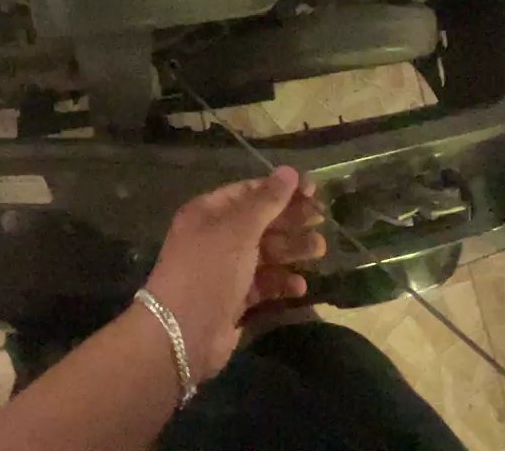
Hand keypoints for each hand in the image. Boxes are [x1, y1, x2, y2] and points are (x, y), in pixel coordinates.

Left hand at [142, 166, 325, 381]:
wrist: (181, 333)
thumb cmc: (209, 270)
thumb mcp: (238, 230)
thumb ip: (266, 201)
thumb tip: (290, 171)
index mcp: (209, 212)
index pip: (249, 192)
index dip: (280, 189)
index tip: (313, 190)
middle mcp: (216, 237)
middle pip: (260, 221)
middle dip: (290, 220)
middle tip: (322, 219)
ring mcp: (225, 269)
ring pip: (265, 253)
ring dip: (291, 250)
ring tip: (319, 249)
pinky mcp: (234, 299)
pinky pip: (263, 284)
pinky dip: (281, 283)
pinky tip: (300, 287)